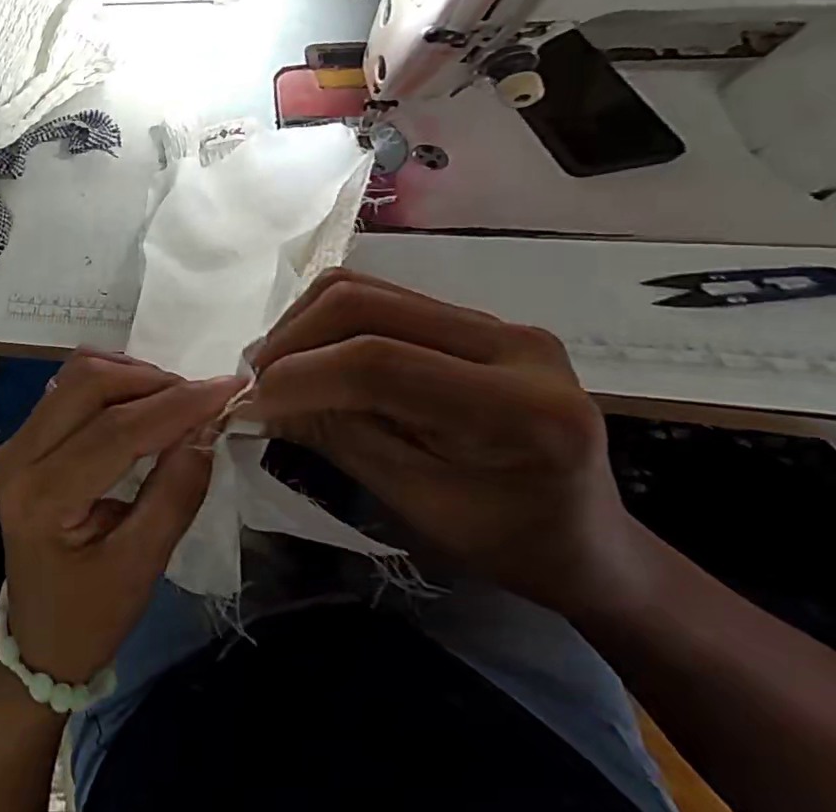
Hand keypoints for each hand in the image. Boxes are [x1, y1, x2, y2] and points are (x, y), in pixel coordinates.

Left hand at [0, 350, 244, 682]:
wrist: (41, 636)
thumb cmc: (92, 614)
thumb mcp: (142, 565)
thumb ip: (175, 493)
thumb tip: (206, 430)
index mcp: (43, 497)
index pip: (117, 429)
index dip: (178, 404)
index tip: (229, 389)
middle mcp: (19, 456)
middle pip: (90, 383)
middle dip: (155, 381)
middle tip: (203, 401)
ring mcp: (17, 442)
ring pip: (79, 375)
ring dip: (136, 376)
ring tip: (178, 403)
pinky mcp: (25, 438)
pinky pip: (72, 386)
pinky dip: (116, 382)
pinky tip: (145, 402)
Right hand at [246, 270, 632, 612]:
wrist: (588, 539)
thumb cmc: (510, 546)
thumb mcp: (419, 504)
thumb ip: (340, 437)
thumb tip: (261, 400)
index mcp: (517, 408)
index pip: (379, 362)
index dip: (299, 377)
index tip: (247, 406)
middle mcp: (512, 341)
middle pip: (367, 303)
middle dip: (292, 340)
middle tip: (253, 385)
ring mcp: (496, 322)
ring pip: (368, 289)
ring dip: (304, 325)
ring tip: (273, 371)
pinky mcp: (476, 321)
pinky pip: (385, 300)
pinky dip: (330, 325)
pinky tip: (311, 358)